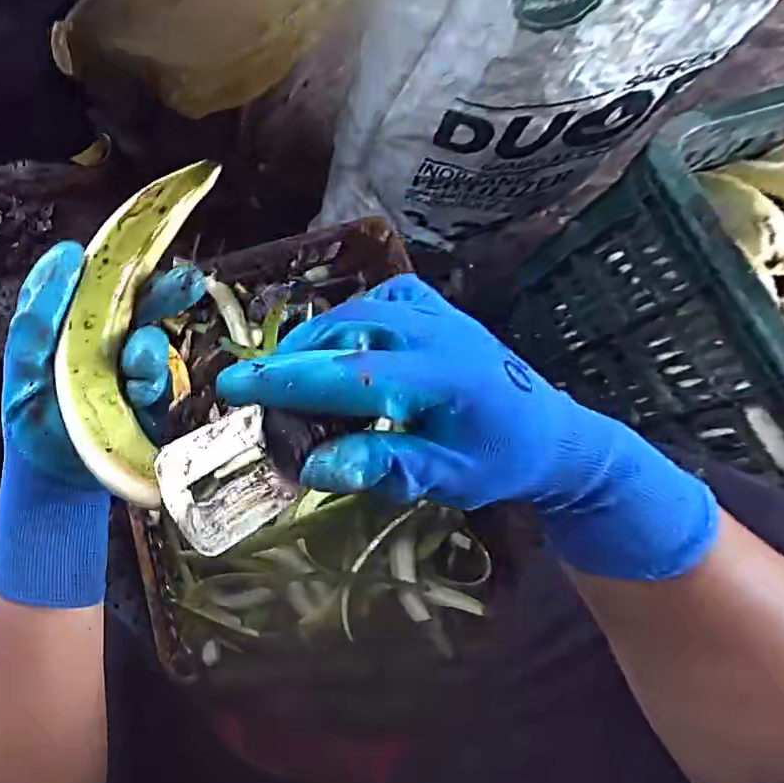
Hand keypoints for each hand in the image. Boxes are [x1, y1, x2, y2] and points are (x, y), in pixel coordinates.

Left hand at [0, 243, 200, 605]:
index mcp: (83, 325)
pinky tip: (138, 388)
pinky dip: (152, 382)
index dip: (127, 261)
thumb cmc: (32, 414)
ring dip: (150, 348)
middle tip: (187, 283)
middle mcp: (115, 342)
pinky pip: (162, 387)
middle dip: (167, 293)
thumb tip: (66, 254)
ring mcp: (138, 374)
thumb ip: (36, 317)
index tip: (143, 241)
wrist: (51, 475)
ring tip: (136, 359)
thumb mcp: (21, 366)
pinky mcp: (154, 407)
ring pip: (156, 346)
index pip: (108, 284)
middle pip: (146, 308)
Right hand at [214, 275, 717, 579]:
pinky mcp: (426, 303)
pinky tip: (328, 352)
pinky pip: (366, 303)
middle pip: (339, 336)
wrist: (550, 429)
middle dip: (285, 364)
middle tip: (247, 393)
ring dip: (306, 346)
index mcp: (443, 376)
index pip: (348, 375)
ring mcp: (431, 310)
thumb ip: (383, 468)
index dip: (285, 382)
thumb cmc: (497, 460)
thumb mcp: (446, 479)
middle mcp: (435, 330)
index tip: (233, 388)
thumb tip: (312, 466)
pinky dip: (335, 326)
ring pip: (347, 316)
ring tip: (280, 380)